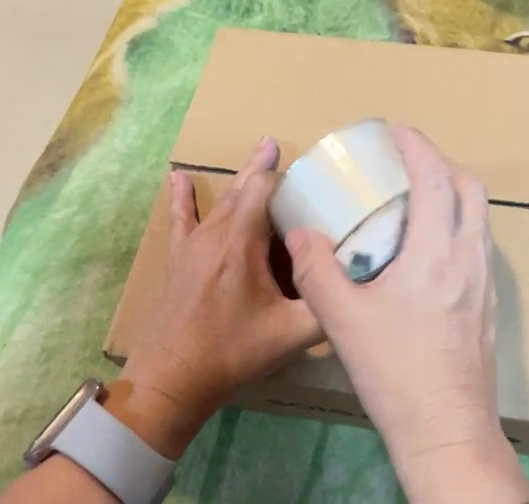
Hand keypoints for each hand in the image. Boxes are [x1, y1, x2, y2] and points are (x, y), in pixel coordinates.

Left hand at [117, 138, 321, 458]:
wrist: (169, 382)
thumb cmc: (230, 353)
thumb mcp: (290, 334)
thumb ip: (326, 307)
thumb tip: (359, 287)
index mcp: (242, 241)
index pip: (264, 189)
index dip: (286, 177)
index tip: (309, 171)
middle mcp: (216, 233)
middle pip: (243, 188)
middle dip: (263, 167)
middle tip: (276, 145)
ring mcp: (193, 245)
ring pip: (221, 201)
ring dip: (241, 179)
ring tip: (257, 153)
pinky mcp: (178, 260)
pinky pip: (182, 219)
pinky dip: (183, 198)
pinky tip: (177, 177)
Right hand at [286, 127, 528, 503]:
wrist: (447, 430)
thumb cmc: (395, 372)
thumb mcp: (343, 321)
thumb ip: (317, 270)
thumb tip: (300, 231)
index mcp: (437, 250)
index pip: (436, 178)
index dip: (418, 147)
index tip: (396, 131)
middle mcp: (470, 255)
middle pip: (470, 188)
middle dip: (442, 164)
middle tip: (408, 164)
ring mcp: (485, 280)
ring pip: (479, 216)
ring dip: (454, 193)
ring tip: (417, 200)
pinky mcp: (488, 303)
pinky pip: (479, 243)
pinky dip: (458, 224)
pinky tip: (429, 250)